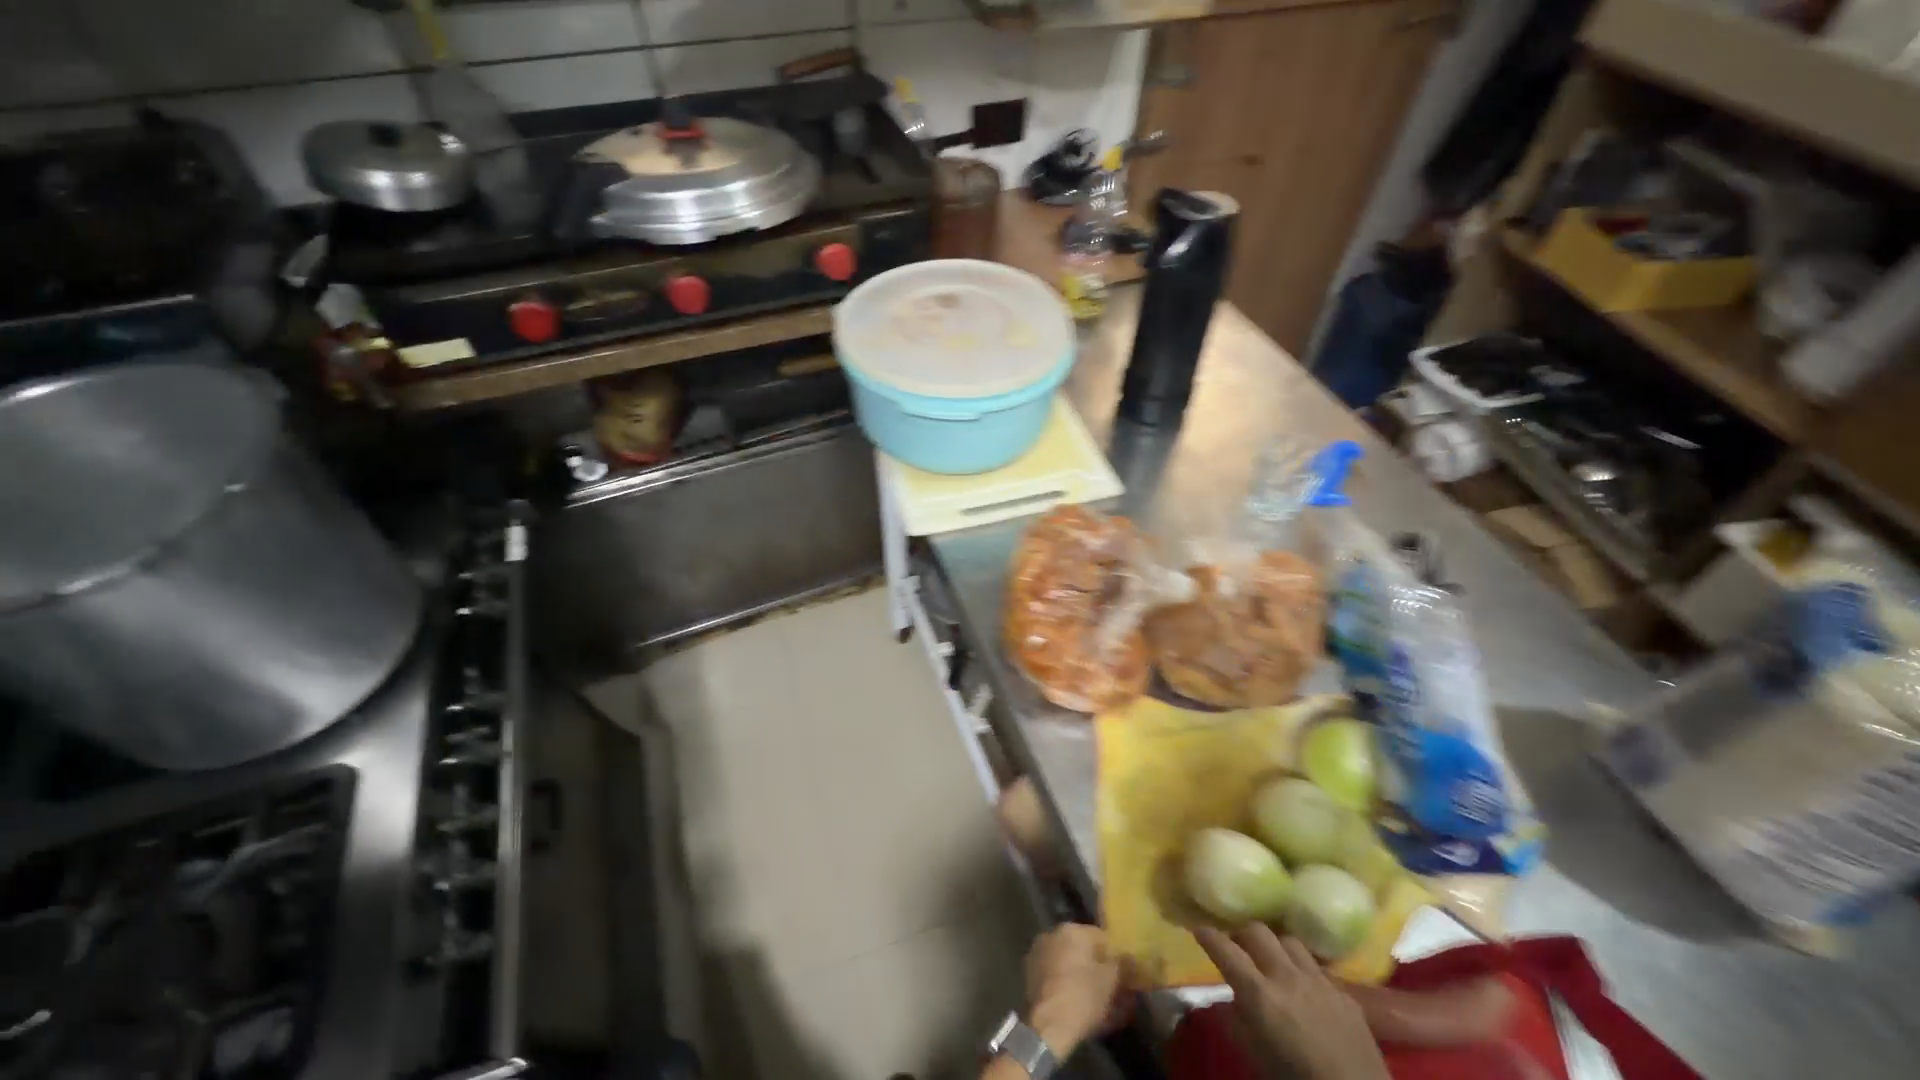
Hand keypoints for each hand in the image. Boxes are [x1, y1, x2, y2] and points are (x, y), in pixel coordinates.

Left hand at [1022, 923, 1128, 1056]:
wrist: (1048, 1025)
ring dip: (1082, 976)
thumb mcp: (1111, 980)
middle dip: (1098, 967)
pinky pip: (1056, 976)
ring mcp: (1037, 954)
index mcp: (1072, 930)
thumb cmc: (1083, 996)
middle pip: (1083, 950)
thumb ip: (1123, 964)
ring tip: (1097, 999)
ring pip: (1068, 963)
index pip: (1102, 937)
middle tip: (1112, 987)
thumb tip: (1129, 957)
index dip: (1116, 956)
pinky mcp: (1029, 975)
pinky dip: (1067, 985)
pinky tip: (1078, 1003)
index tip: (1125, 974)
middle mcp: (1052, 935)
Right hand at [1195, 925, 1390, 1079]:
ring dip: (1274, 945)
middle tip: (1235, 945)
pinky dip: (1301, 967)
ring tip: (1270, 958)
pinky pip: (1317, 966)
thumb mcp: (1254, 1056)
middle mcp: (1288, 977)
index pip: (1226, 951)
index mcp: (1260, 995)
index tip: (1199, 930)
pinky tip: (1303, 986)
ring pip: (1289, 940)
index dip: (1209, 936)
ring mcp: (1320, 981)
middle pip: (1258, 931)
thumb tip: (1229, 999)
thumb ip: (1236, 1022)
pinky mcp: (1344, 992)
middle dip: (1241, 933)